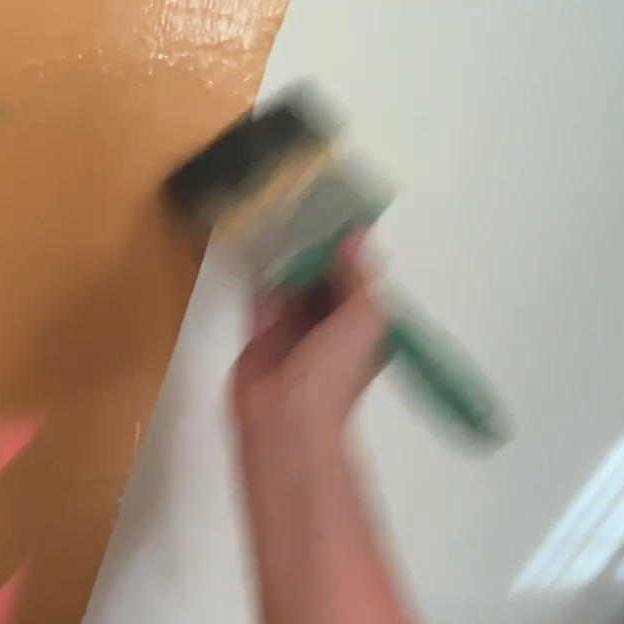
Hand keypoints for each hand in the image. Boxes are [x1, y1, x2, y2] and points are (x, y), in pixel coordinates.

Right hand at [231, 231, 386, 440]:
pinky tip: (260, 243)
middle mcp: (328, 322)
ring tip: (283, 215)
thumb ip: (358, 275)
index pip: (357, 274)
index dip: (350, 245)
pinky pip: (261, 295)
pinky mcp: (258, 331)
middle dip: (316, 246)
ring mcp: (291, 327)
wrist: (283, 417)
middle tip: (307, 205)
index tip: (340, 210)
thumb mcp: (365, 317)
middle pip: (322, 274)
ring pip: (291, 282)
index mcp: (361, 321)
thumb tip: (356, 235)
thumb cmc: (333, 373)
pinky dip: (260, 272)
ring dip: (287, 256)